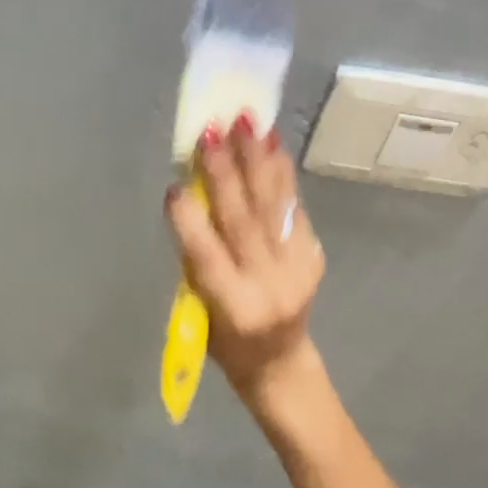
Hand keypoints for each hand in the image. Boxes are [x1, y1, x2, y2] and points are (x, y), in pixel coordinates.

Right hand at [165, 114, 324, 399]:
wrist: (281, 365)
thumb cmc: (227, 347)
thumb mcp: (202, 316)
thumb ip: (198, 265)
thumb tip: (194, 202)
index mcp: (235, 310)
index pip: (209, 258)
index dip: (191, 223)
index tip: (174, 186)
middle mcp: (270, 287)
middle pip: (244, 222)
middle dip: (225, 174)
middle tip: (211, 131)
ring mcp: (297, 271)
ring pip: (273, 209)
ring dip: (257, 161)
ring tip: (246, 122)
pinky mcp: (313, 258)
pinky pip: (293, 211)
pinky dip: (282, 177)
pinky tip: (272, 145)